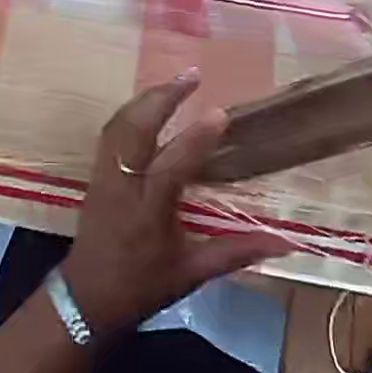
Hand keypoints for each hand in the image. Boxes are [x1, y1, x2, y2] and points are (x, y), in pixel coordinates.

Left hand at [59, 71, 294, 335]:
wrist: (86, 296)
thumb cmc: (141, 286)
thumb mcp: (190, 273)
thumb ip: (235, 252)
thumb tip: (284, 242)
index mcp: (147, 211)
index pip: (172, 165)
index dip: (197, 138)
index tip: (220, 113)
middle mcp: (122, 185)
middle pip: (135, 129)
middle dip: (161, 98)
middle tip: (191, 76)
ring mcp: (103, 176)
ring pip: (119, 125)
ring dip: (145, 99)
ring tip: (174, 83)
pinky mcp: (95, 174)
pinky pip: (110, 133)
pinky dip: (130, 112)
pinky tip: (148, 105)